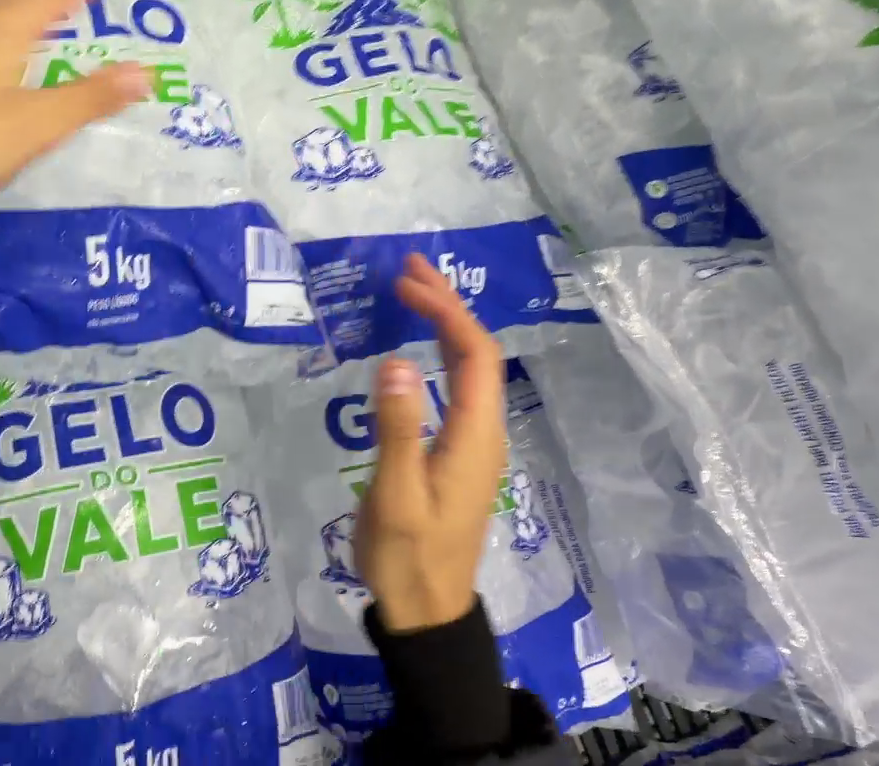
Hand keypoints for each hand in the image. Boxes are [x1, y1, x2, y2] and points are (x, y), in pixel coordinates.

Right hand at [356, 253, 509, 632]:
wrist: (425, 609)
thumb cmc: (405, 553)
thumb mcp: (393, 493)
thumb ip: (396, 428)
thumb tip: (395, 361)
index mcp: (475, 435)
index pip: (474, 355)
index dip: (445, 311)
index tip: (406, 284)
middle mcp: (484, 431)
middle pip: (477, 354)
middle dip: (448, 306)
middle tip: (409, 269)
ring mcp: (474, 443)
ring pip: (470, 369)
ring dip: (445, 326)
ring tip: (413, 293)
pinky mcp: (459, 452)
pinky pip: (458, 386)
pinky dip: (440, 353)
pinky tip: (419, 349)